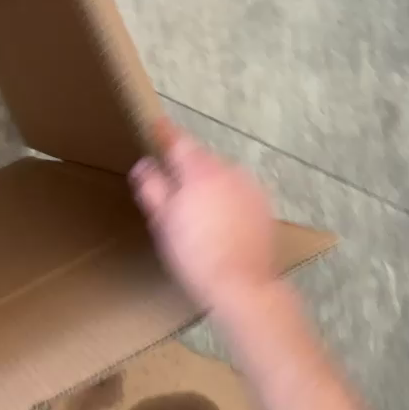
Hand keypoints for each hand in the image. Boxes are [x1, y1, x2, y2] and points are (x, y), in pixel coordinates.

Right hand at [129, 119, 277, 314]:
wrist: (242, 285)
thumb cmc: (194, 253)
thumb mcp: (163, 221)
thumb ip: (152, 187)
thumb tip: (145, 165)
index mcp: (199, 171)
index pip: (178, 141)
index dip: (164, 132)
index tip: (154, 124)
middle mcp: (228, 171)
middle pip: (200, 159)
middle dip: (184, 167)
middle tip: (169, 186)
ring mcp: (250, 187)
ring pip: (220, 175)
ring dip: (205, 183)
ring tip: (193, 209)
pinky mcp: (263, 205)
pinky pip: (236, 191)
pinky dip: (224, 197)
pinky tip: (216, 220)